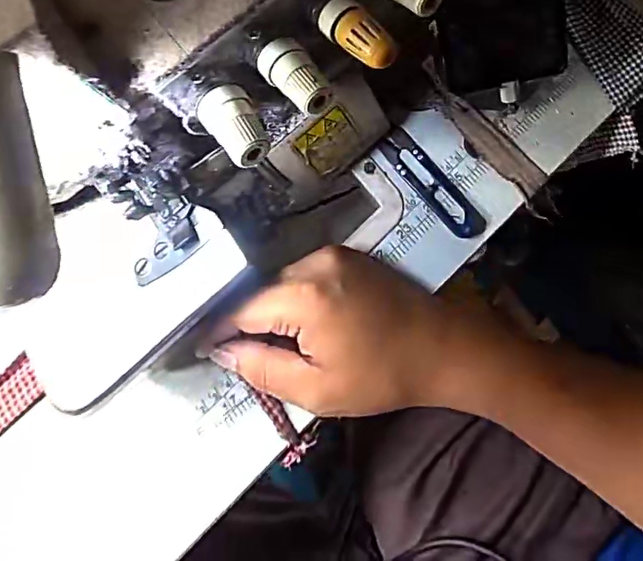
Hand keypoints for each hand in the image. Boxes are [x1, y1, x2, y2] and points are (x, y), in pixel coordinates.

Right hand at [206, 246, 514, 416]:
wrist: (438, 345)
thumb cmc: (381, 374)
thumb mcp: (317, 389)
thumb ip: (263, 368)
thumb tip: (225, 350)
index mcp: (306, 295)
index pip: (243, 309)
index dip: (221, 330)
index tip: (204, 346)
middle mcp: (315, 262)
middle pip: (262, 291)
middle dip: (251, 321)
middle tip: (250, 355)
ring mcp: (333, 253)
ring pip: (282, 281)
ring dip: (274, 308)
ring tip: (286, 343)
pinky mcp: (346, 253)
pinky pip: (304, 273)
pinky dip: (296, 296)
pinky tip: (310, 323)